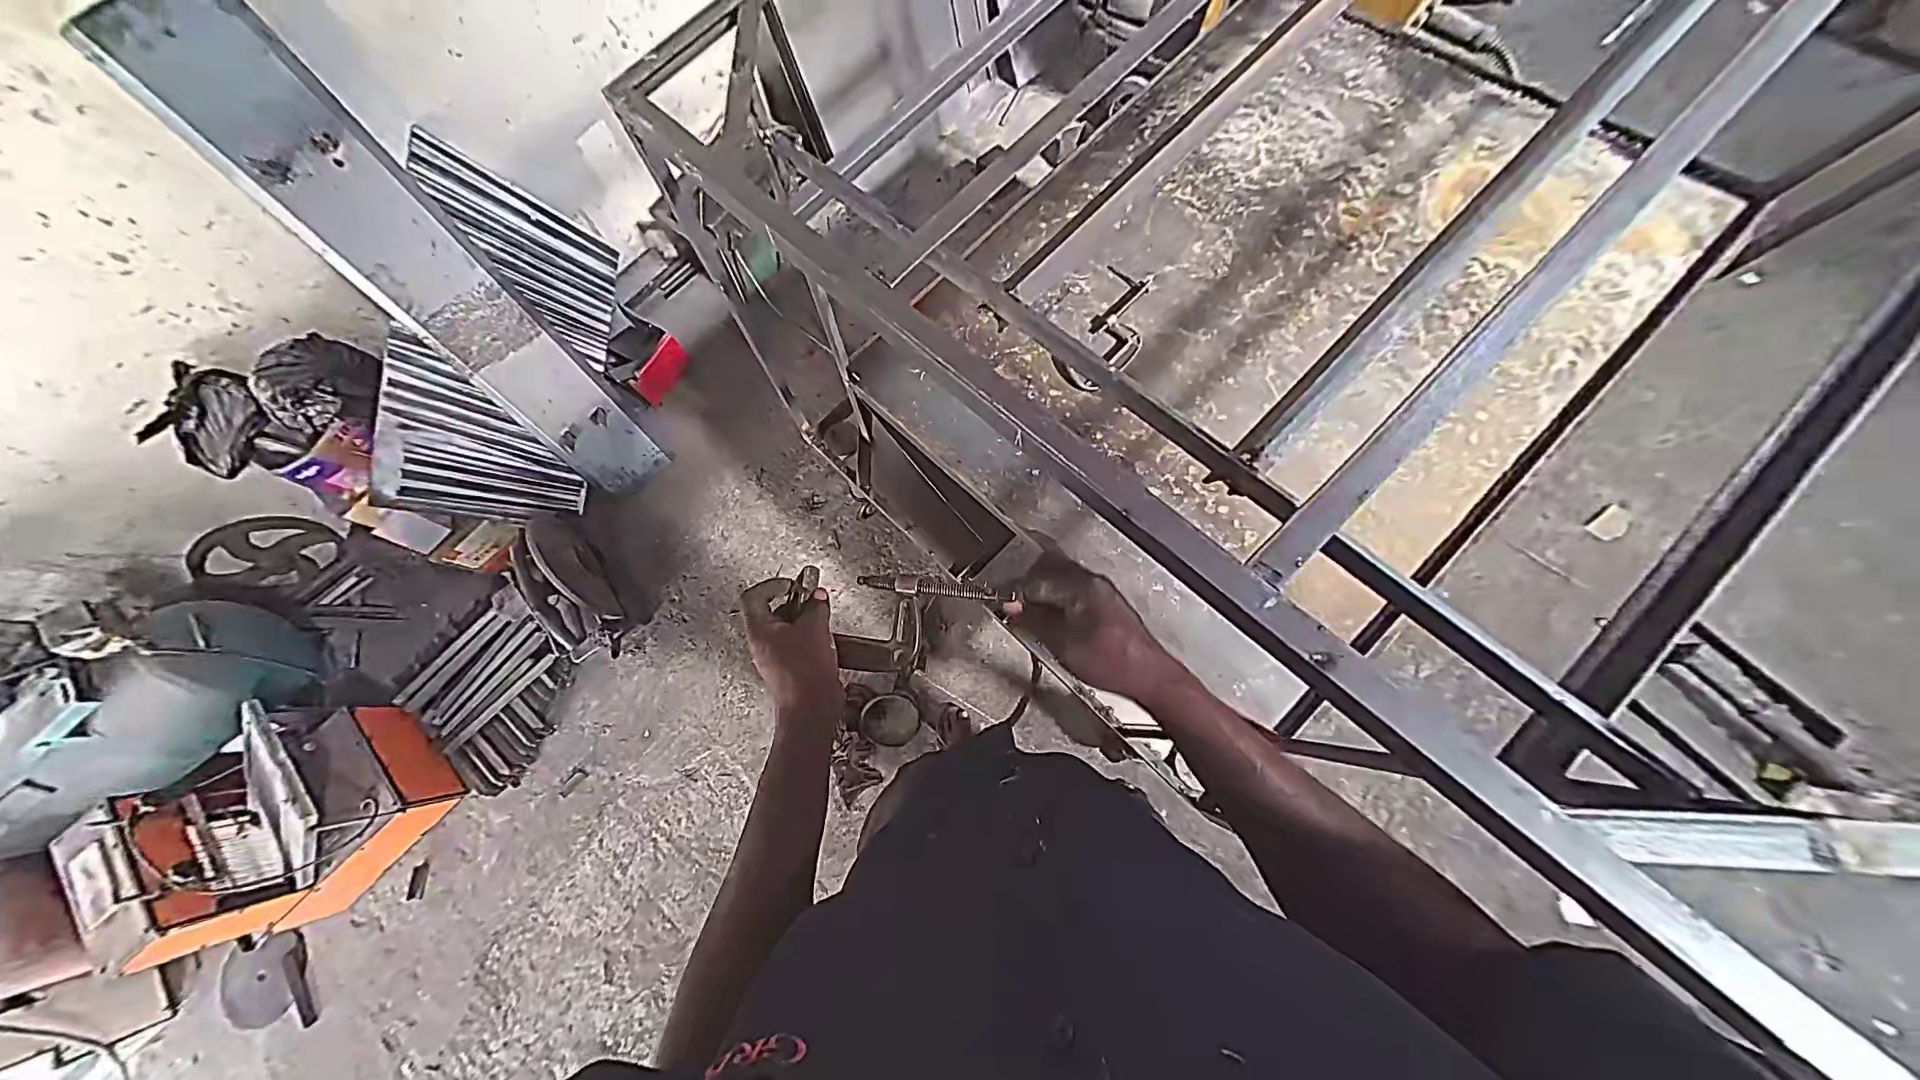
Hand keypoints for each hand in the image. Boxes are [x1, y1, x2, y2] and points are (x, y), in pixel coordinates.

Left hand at [740, 577, 841, 720]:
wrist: (812, 707)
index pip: (754, 597)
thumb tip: (818, 596)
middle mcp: (762, 644)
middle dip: (793, 603)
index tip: (792, 584)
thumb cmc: (805, 674)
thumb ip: (816, 606)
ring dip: (803, 621)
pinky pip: (795, 645)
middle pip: (770, 612)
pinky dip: (808, 637)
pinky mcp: (789, 669)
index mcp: (759, 631)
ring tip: (820, 620)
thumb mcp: (815, 628)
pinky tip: (824, 641)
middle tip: (810, 599)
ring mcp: (774, 658)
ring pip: (785, 630)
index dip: (772, 585)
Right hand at [1005, 554, 1184, 703]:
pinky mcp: (1108, 606)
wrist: (1150, 678)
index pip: (1037, 581)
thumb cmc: (1115, 663)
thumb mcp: (1063, 645)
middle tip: (1011, 605)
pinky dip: (1058, 602)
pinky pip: (1075, 593)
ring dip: (1043, 595)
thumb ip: (1034, 622)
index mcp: (1083, 587)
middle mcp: (1095, 584)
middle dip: (1027, 589)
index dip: (1014, 593)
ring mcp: (1104, 593)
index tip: (1001, 602)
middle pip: (1050, 574)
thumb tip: (1012, 609)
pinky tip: (1054, 620)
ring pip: (1063, 583)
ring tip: (1029, 614)